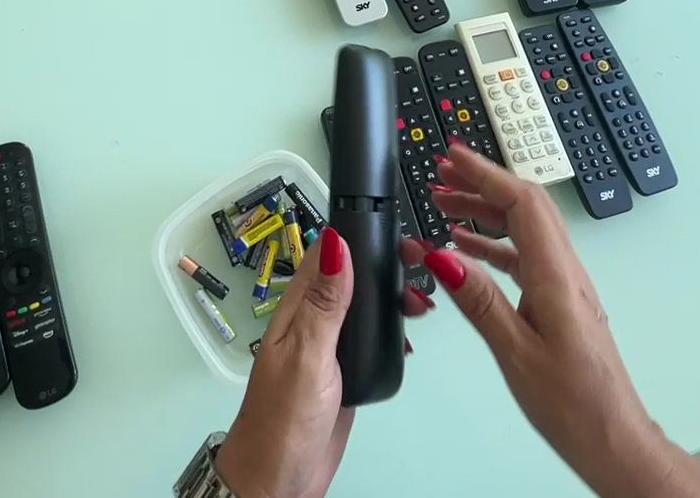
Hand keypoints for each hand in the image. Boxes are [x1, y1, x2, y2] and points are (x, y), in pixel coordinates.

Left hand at [216, 226, 430, 497]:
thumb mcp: (307, 354)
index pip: (328, 250)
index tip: (392, 228)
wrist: (279, 482)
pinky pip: (371, 336)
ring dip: (392, 294)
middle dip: (385, 263)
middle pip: (352, 273)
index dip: (357, 233)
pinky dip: (392, 327)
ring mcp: (330, 343)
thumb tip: (335, 243)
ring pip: (365, 303)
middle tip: (419, 263)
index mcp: (299, 305)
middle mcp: (314, 318)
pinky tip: (409, 331)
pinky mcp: (344, 369)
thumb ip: (325, 302)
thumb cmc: (280, 422)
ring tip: (420, 299)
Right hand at [411, 144, 699, 496]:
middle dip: (481, 180)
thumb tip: (440, 255)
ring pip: (523, 226)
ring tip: (444, 202)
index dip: (484, 172)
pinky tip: (465, 247)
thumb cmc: (573, 404)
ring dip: (484, 207)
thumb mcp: (515, 353)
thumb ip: (478, 300)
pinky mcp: (558, 298)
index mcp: (555, 275)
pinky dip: (491, 240)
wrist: (616, 442)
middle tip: (441, 172)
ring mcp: (563, 283)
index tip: (452, 155)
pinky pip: (522, 253)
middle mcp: (564, 270)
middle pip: (524, 204)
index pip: (520, 202)